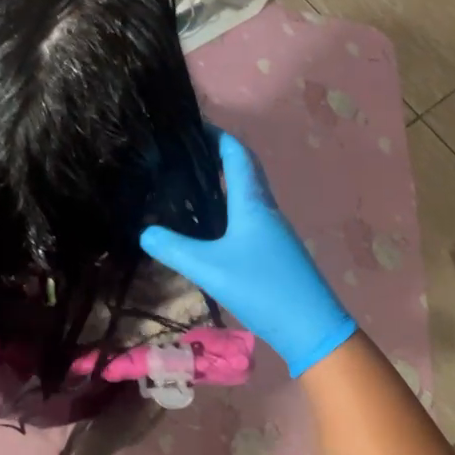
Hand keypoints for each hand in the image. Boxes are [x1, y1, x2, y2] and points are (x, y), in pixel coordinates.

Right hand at [141, 131, 355, 376]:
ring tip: (188, 182)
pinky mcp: (272, 249)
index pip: (236, 153)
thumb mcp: (209, 268)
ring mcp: (272, 229)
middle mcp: (265, 208)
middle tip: (183, 152)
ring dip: (221, 181)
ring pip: (245, 192)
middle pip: (243, 168)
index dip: (216, 135)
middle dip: (216, 154)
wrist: (311, 328)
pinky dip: (226, 206)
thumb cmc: (262, 288)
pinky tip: (208, 223)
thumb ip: (173, 248)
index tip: (191, 125)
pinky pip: (246, 213)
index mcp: (252, 202)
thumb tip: (143, 230)